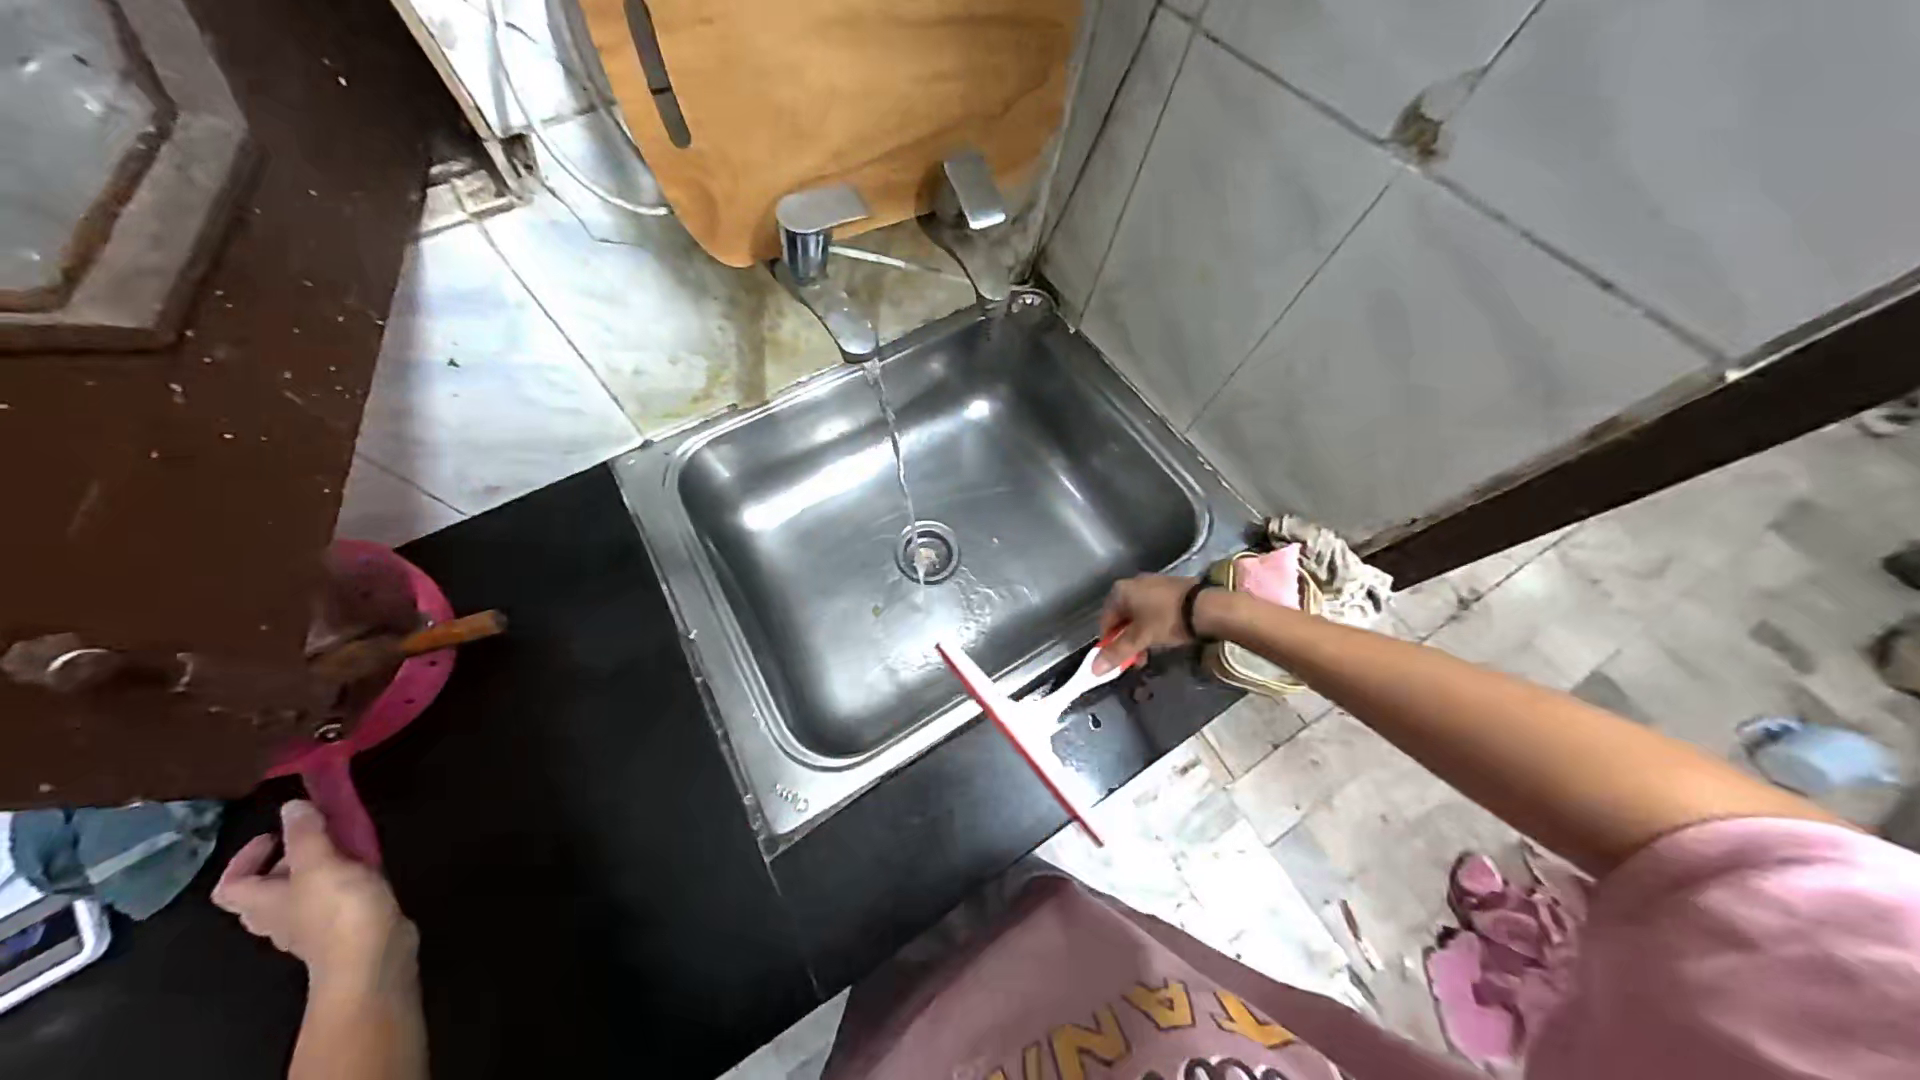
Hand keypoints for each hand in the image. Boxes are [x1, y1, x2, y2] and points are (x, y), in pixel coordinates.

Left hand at [213, 801, 416, 994]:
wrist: (371, 955)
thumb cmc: (337, 909)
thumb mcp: (321, 864)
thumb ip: (306, 834)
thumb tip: (290, 806)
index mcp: (262, 903)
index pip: (230, 886)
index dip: (244, 859)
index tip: (275, 834)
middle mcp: (279, 916)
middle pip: (266, 889)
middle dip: (286, 860)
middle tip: (316, 835)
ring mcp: (311, 925)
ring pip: (301, 893)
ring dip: (317, 868)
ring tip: (346, 846)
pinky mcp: (344, 926)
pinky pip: (332, 898)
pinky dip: (343, 880)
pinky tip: (367, 869)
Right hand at [1094, 574, 1202, 673]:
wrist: (1207, 607)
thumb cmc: (1167, 620)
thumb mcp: (1140, 639)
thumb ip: (1117, 653)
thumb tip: (1094, 669)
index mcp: (1120, 591)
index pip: (1105, 621)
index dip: (1109, 643)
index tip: (1120, 659)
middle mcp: (1133, 582)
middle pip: (1122, 618)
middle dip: (1128, 641)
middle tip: (1137, 659)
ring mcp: (1153, 583)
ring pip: (1139, 614)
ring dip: (1141, 635)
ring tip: (1152, 651)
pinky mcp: (1171, 588)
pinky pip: (1154, 609)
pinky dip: (1155, 624)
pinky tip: (1166, 636)